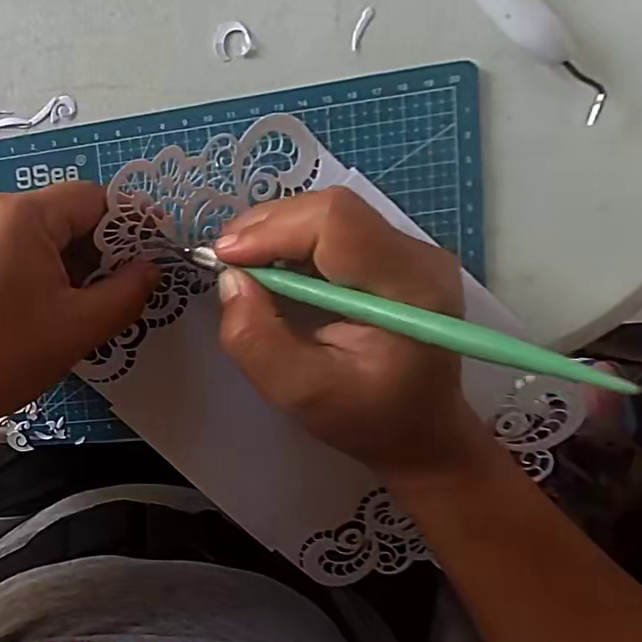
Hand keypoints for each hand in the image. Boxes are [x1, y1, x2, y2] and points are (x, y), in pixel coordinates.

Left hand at [0, 183, 158, 444]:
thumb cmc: (1, 356)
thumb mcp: (79, 325)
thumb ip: (127, 291)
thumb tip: (149, 269)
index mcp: (20, 214)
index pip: (94, 198)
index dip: (133, 224)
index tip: (157, 253)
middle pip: (66, 216)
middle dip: (103, 250)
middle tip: (129, 289)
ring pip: (41, 239)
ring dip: (75, 267)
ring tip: (93, 308)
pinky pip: (15, 256)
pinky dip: (44, 275)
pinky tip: (54, 313)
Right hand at [213, 188, 492, 476]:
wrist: (418, 431)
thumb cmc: (366, 419)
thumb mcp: (300, 392)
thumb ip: (257, 340)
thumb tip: (230, 280)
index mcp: (406, 288)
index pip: (337, 224)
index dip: (273, 231)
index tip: (226, 260)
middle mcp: (415, 255)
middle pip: (328, 209)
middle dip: (264, 228)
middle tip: (224, 262)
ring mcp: (404, 249)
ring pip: (324, 212)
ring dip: (271, 231)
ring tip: (240, 265)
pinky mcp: (387, 253)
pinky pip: (328, 227)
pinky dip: (285, 239)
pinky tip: (267, 267)